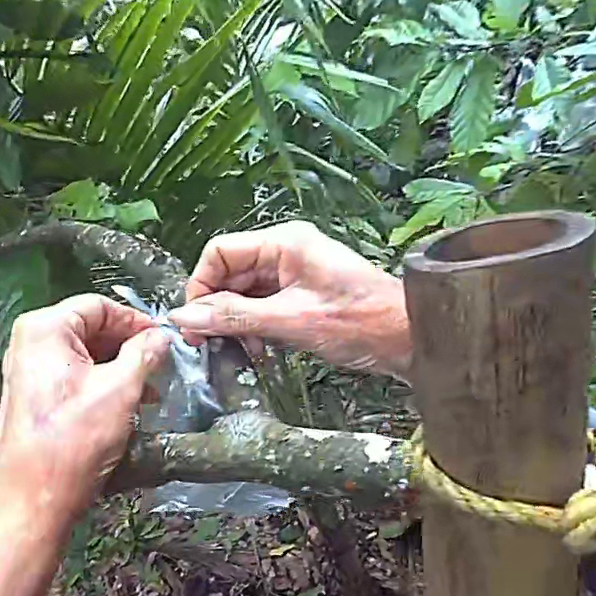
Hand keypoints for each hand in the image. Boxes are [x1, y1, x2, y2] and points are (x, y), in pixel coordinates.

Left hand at [0, 294, 168, 526]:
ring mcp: (29, 371)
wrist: (36, 500)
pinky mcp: (34, 396)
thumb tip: (160, 337)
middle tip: (159, 364)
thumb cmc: (71, 446)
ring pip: (86, 353)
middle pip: (91, 327)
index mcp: (44, 330)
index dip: (136, 320)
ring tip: (148, 390)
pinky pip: (75, 375)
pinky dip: (103, 383)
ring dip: (120, 367)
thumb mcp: (121, 391)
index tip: (162, 339)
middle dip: (129, 345)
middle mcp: (30, 344)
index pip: (100, 305)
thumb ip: (144, 354)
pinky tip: (126, 403)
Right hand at [167, 220, 410, 378]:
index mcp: (284, 243)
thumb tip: (185, 318)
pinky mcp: (303, 295)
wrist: (410, 339)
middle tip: (208, 345)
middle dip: (216, 309)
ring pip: (245, 294)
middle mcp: (286, 252)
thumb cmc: (361, 322)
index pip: (219, 253)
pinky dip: (255, 328)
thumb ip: (234, 317)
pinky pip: (264, 307)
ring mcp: (295, 273)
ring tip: (239, 352)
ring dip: (235, 323)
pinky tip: (258, 351)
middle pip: (230, 275)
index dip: (200, 287)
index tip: (194, 323)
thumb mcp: (290, 321)